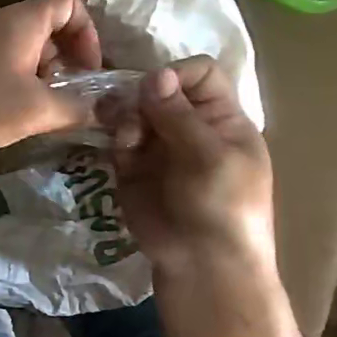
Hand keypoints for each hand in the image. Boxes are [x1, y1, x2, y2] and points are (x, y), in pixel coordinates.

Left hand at [0, 0, 102, 150]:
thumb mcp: (34, 109)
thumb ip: (75, 108)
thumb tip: (106, 109)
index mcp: (23, 21)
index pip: (70, 2)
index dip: (89, 32)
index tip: (88, 70)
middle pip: (46, 27)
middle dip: (64, 61)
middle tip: (64, 97)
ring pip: (21, 47)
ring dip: (37, 75)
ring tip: (36, 111)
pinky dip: (11, 80)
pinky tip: (4, 112)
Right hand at [105, 56, 275, 276]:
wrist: (200, 263)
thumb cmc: (222, 207)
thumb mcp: (211, 156)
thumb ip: (179, 115)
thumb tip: (155, 73)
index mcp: (222, 119)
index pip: (199, 74)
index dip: (175, 74)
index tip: (154, 90)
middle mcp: (188, 126)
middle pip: (157, 89)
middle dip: (141, 98)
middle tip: (132, 119)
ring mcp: (158, 146)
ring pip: (132, 111)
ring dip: (124, 118)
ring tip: (125, 140)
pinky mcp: (131, 166)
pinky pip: (117, 138)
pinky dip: (114, 137)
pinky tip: (119, 150)